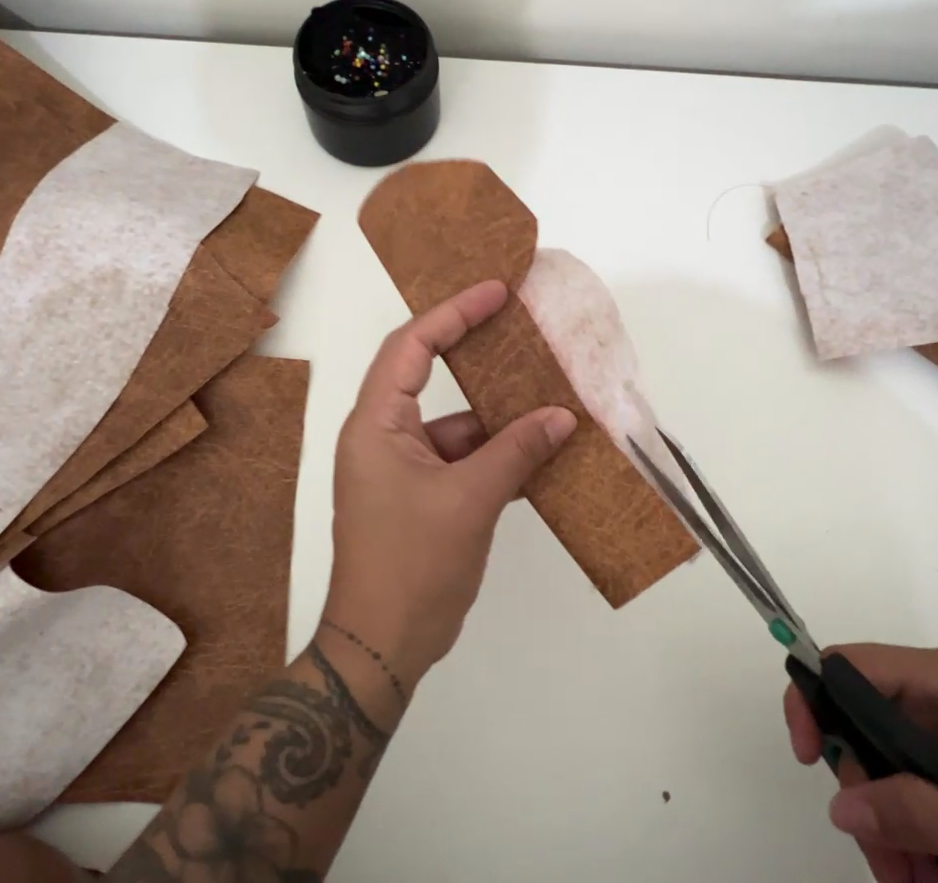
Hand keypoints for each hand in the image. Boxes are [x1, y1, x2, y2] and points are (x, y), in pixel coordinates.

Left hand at [325, 280, 576, 690]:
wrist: (383, 644)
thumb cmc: (413, 564)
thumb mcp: (470, 501)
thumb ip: (516, 453)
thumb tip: (561, 417)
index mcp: (376, 426)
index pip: (410, 347)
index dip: (452, 313)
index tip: (495, 291)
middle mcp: (382, 438)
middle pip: (429, 379)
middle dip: (476, 359)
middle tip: (521, 333)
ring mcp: (400, 471)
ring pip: (453, 427)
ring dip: (498, 423)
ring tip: (551, 405)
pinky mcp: (419, 500)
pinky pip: (461, 462)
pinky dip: (496, 459)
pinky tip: (540, 458)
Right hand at [783, 645, 937, 882]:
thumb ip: (920, 812)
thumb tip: (839, 808)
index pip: (849, 665)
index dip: (814, 699)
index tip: (806, 757)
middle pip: (862, 727)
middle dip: (865, 796)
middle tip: (885, 861)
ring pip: (886, 769)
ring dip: (891, 829)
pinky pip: (916, 792)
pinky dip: (915, 835)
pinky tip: (933, 877)